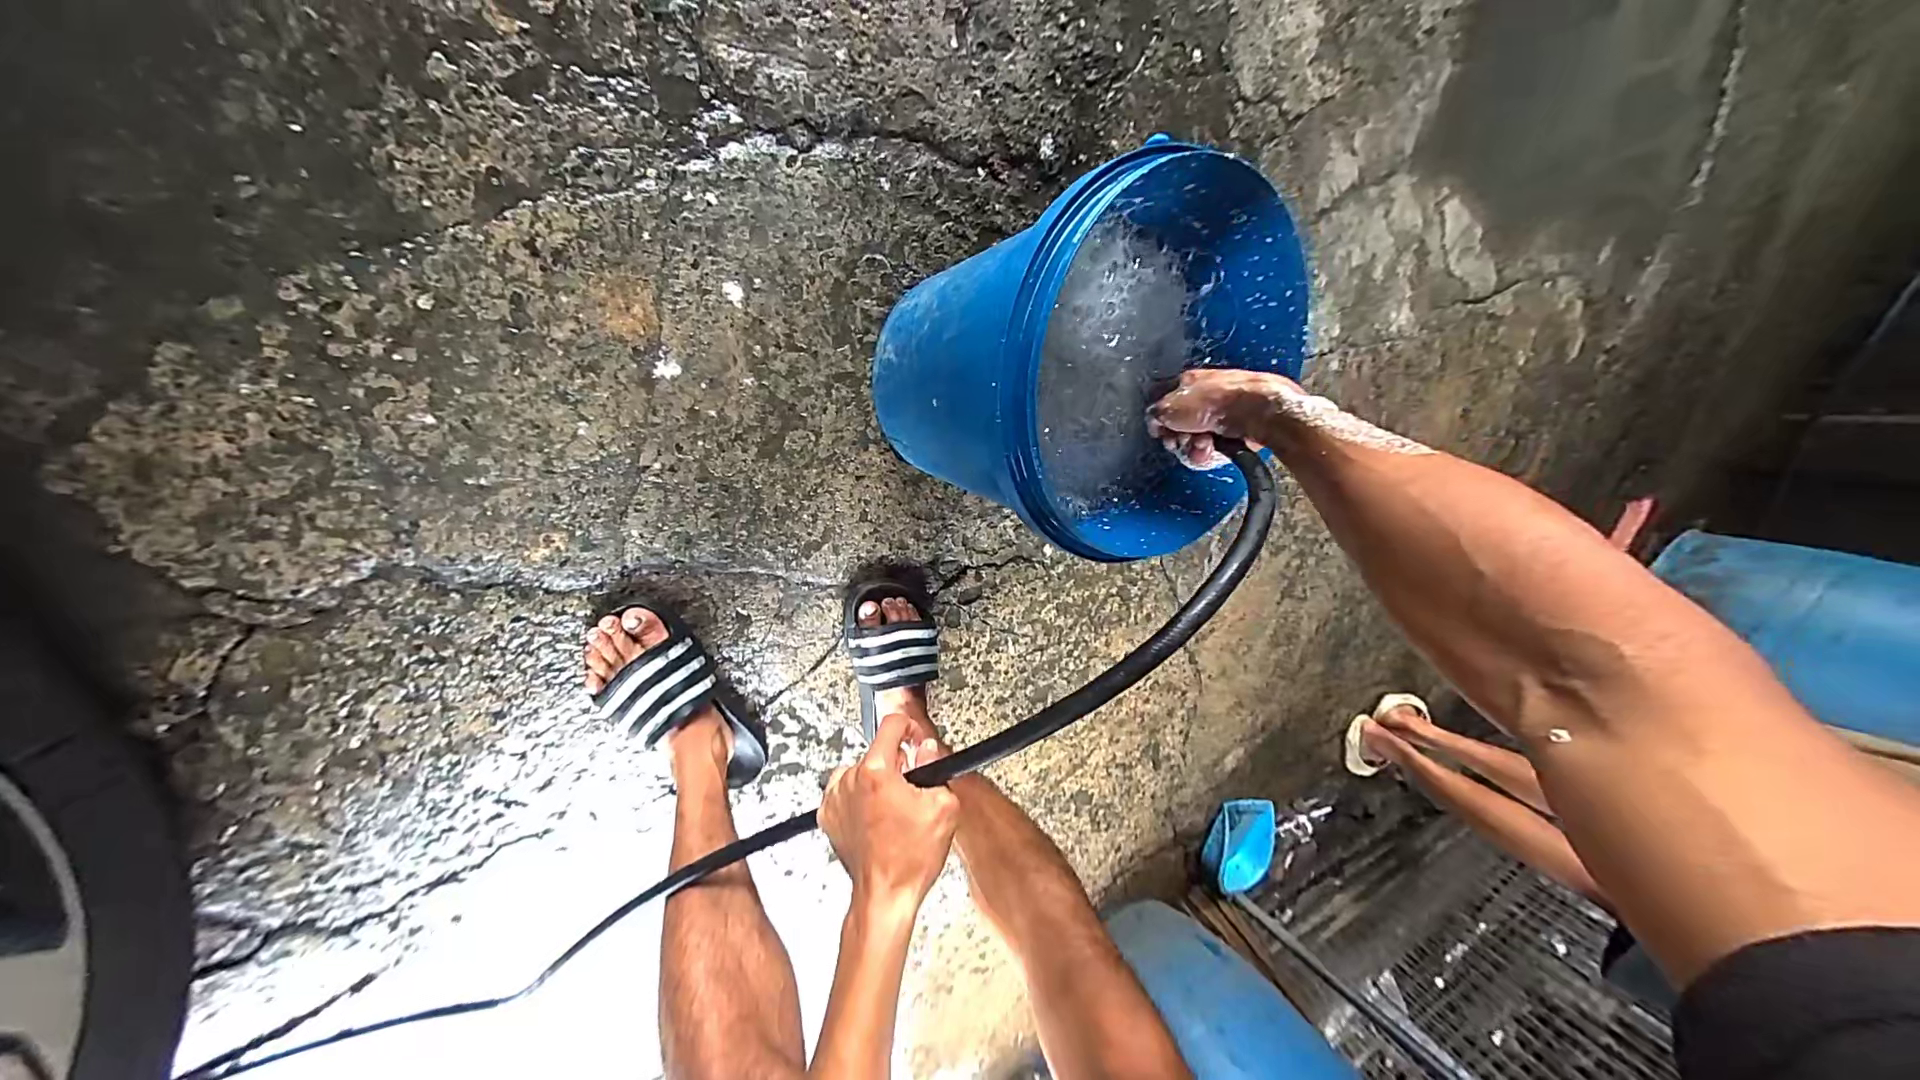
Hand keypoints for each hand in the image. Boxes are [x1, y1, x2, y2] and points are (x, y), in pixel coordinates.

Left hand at [820, 712, 959, 910]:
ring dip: (878, 780)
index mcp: (877, 771)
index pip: (891, 724)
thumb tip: (926, 750)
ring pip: (862, 771)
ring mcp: (835, 798)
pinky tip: (877, 817)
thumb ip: (936, 767)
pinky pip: (847, 791)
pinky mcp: (828, 815)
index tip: (914, 736)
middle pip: (877, 751)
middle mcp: (850, 779)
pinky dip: (861, 798)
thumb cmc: (910, 858)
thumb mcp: (943, 805)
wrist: (886, 894)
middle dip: (897, 763)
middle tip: (911, 787)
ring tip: (894, 808)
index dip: (909, 726)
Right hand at [1146, 368, 1294, 467]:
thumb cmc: (1219, 401)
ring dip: (1194, 449)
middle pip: (1178, 429)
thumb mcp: (1169, 408)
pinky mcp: (1235, 433)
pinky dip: (1211, 454)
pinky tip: (1215, 449)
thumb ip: (1154, 414)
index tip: (1161, 432)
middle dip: (1178, 439)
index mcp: (1188, 382)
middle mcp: (1205, 398)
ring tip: (1204, 445)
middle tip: (1182, 439)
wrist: (1257, 412)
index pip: (1163, 406)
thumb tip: (1154, 421)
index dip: (1160, 422)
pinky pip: (1213, 451)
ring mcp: (1221, 416)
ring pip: (1194, 443)